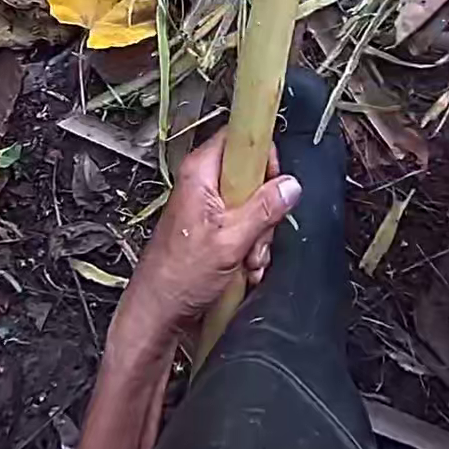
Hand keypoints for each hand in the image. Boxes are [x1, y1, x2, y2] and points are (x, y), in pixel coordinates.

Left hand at [120, 127, 301, 335]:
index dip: (262, 155)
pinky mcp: (213, 226)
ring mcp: (208, 205)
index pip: (239, 137)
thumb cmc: (177, 275)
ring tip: (247, 257)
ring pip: (252, 204)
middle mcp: (203, 182)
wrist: (159, 311)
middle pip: (252, 175)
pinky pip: (245, 225)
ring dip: (259, 234)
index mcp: (200, 171)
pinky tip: (244, 265)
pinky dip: (250, 246)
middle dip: (264, 209)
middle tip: (257, 233)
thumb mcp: (230, 240)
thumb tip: (290, 186)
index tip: (274, 179)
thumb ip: (264, 209)